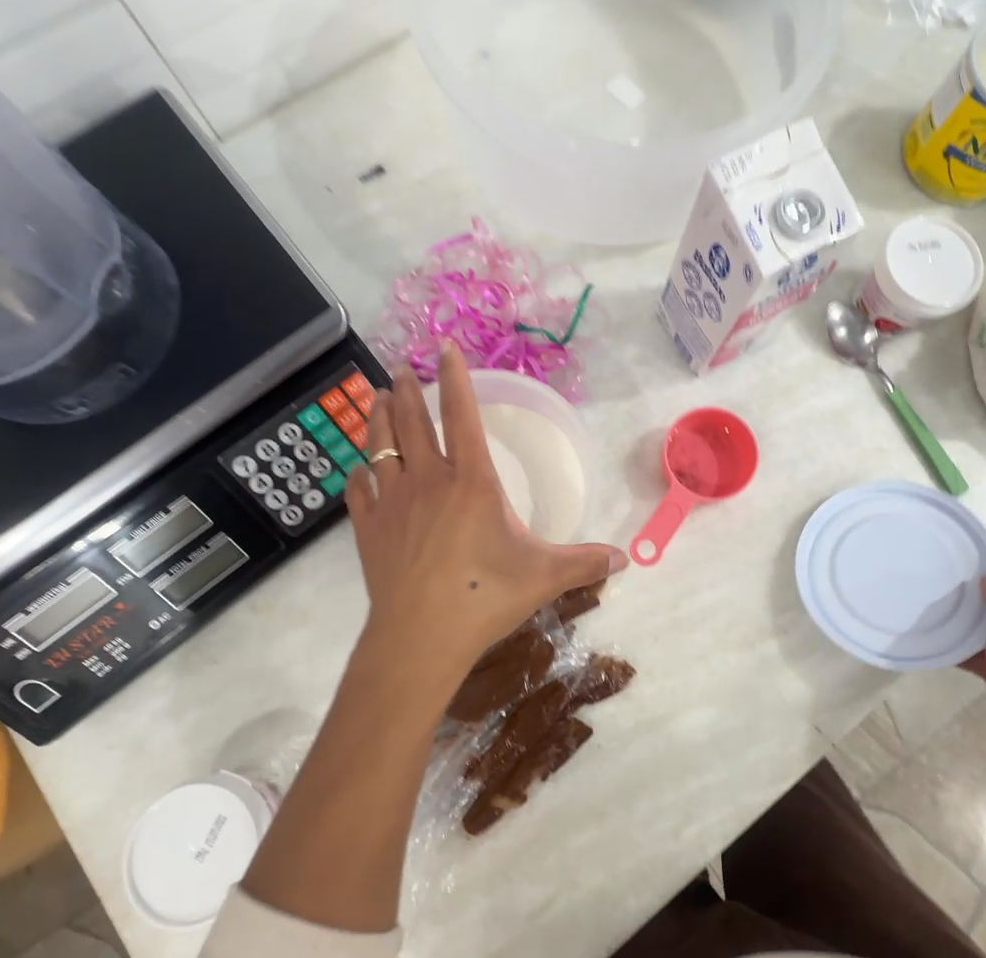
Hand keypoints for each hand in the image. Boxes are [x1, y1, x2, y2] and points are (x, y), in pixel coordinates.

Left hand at [344, 344, 626, 685]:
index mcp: (471, 481)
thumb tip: (625, 559)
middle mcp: (428, 480)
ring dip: (380, 418)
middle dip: (409, 389)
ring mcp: (392, 502)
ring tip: (379, 396)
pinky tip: (359, 470)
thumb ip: (583, 562)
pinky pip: (360, 490)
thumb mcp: (543, 576)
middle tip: (401, 366)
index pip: (462, 415)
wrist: (420, 637)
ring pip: (380, 446)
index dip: (456, 377)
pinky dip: (360, 474)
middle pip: (413, 422)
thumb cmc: (484, 597)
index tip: (446, 348)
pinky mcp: (368, 529)